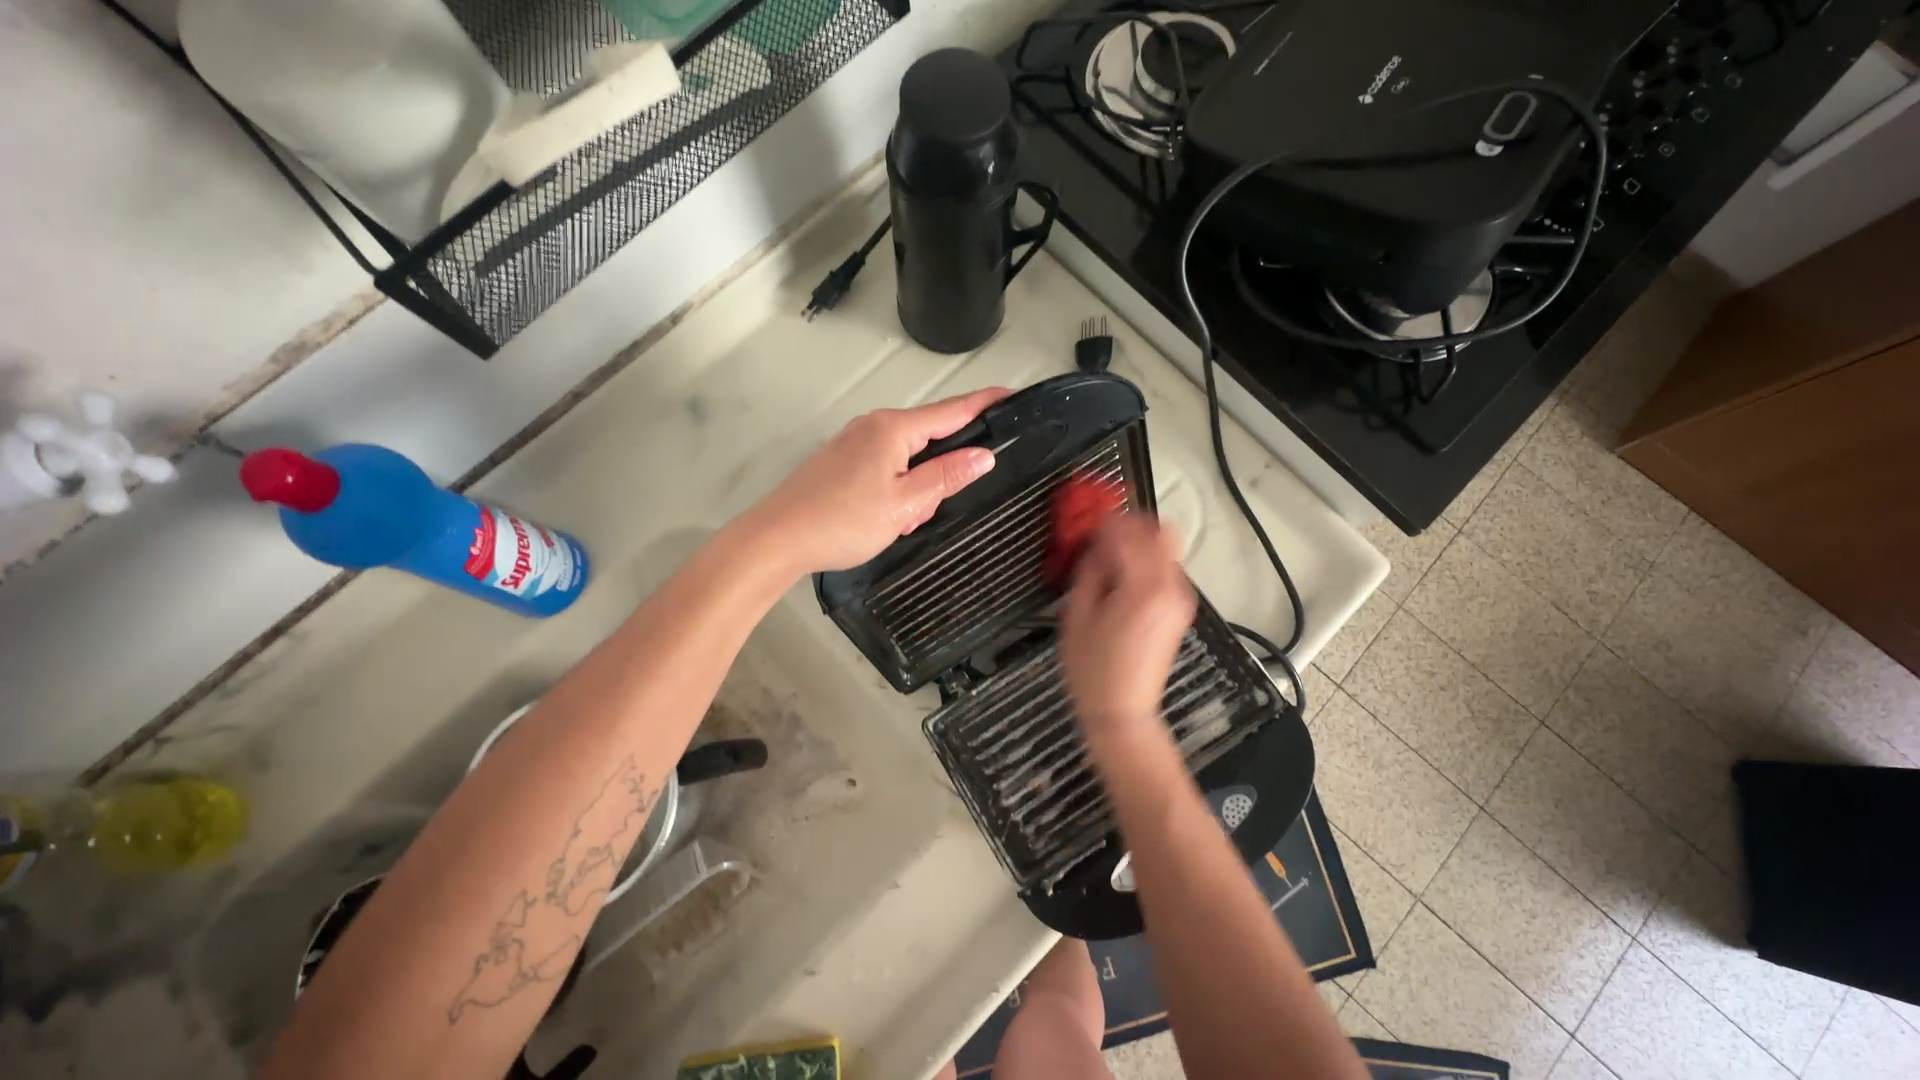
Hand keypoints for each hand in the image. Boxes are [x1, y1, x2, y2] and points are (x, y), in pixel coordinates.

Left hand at [746, 386, 1010, 574]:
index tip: (1012, 396)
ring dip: (913, 492)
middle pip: (929, 439)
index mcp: (893, 428)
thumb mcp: (905, 503)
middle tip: (922, 512)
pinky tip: (880, 521)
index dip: (985, 403)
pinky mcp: (842, 462)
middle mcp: (873, 426)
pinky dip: (894, 493)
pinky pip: (885, 469)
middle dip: (938, 475)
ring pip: (907, 460)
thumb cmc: (842, 521)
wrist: (777, 539)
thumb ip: (947, 477)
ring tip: (895, 523)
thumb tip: (983, 455)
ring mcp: (854, 443)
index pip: (952, 410)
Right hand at [1059, 514, 1195, 740]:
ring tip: (1107, 561)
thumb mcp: (1077, 616)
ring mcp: (1179, 598)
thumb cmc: (1093, 670)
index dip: (1104, 521)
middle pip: (1159, 529)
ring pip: (1166, 546)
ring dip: (1138, 543)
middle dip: (1128, 525)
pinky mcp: (1179, 608)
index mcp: (1143, 587)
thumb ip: (1090, 571)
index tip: (1086, 520)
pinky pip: (1166, 568)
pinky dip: (1146, 562)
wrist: (1123, 711)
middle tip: (1100, 534)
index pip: (1128, 532)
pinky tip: (1121, 580)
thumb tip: (1096, 543)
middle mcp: (1170, 587)